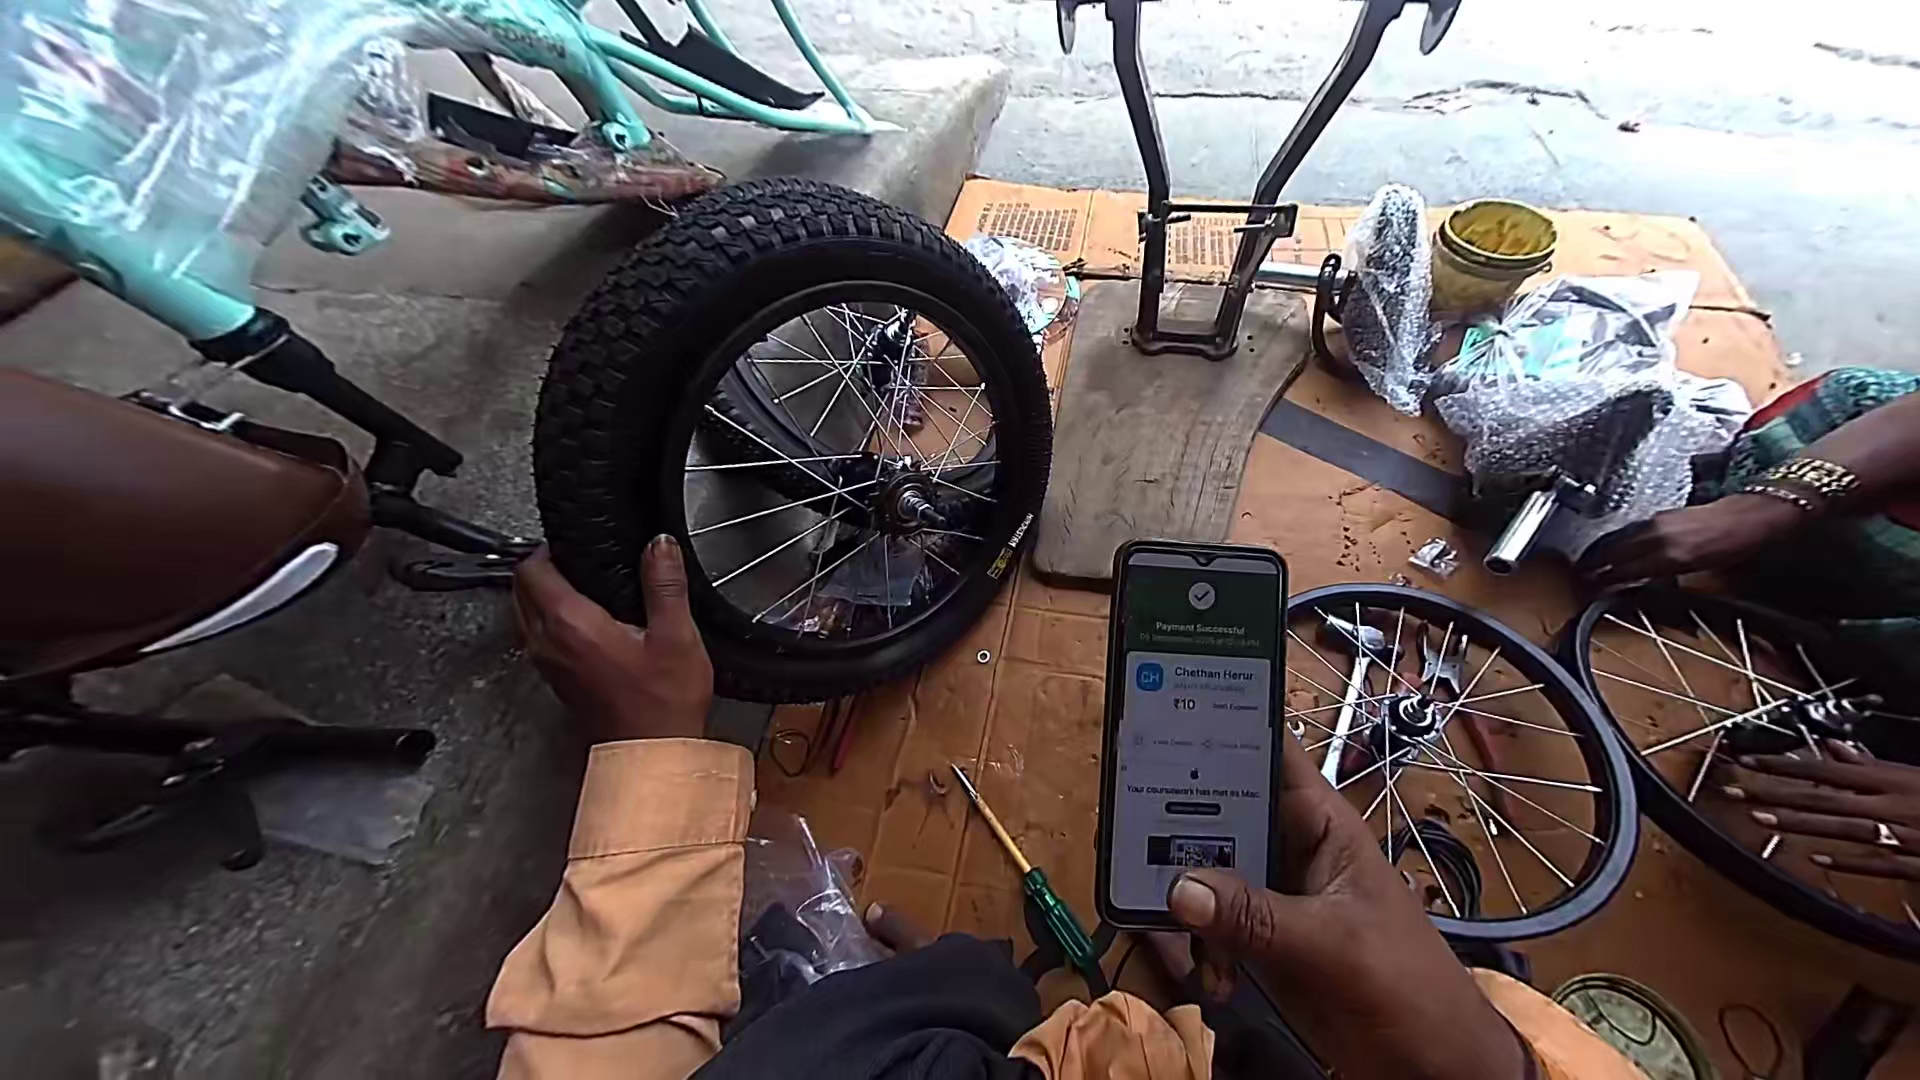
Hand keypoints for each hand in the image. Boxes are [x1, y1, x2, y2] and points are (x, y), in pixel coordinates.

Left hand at [512, 536, 712, 741]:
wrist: (652, 751)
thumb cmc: (664, 700)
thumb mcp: (676, 634)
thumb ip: (664, 584)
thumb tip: (660, 544)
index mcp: (571, 625)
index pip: (532, 570)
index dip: (550, 548)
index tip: (576, 542)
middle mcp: (547, 643)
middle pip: (521, 589)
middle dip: (543, 567)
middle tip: (579, 557)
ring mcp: (548, 664)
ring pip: (525, 613)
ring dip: (544, 593)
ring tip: (585, 583)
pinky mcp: (558, 679)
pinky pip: (538, 635)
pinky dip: (551, 617)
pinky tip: (588, 618)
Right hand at [1165, 732, 1528, 1079]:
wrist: (1436, 1075)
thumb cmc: (1410, 990)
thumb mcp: (1335, 946)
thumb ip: (1256, 916)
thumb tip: (1179, 888)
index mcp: (1315, 817)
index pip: (1263, 749)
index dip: (1218, 724)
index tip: (1161, 716)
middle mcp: (1283, 838)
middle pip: (1215, 804)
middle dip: (1175, 818)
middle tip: (1130, 826)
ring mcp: (1267, 882)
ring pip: (1204, 859)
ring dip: (1184, 889)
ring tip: (1175, 920)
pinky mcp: (1254, 924)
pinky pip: (1207, 910)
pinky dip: (1199, 938)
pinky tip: (1214, 974)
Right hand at [1577, 494, 1805, 585]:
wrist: (1756, 514)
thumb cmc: (1739, 544)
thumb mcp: (1703, 566)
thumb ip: (1665, 571)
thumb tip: (1636, 578)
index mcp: (1670, 556)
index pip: (1623, 570)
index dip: (1604, 580)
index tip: (1590, 586)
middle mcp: (1656, 539)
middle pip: (1610, 553)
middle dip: (1591, 564)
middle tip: (1579, 573)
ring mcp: (1654, 525)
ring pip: (1614, 540)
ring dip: (1598, 551)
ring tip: (1588, 560)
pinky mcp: (1656, 516)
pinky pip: (1626, 531)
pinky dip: (1614, 540)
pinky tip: (1612, 545)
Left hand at [1728, 740, 1919, 879]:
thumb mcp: (1918, 776)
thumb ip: (1874, 765)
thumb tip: (1831, 746)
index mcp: (1895, 782)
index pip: (1826, 770)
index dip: (1782, 765)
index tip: (1743, 762)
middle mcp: (1899, 806)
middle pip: (1823, 798)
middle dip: (1773, 794)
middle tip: (1729, 791)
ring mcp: (1917, 836)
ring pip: (1846, 829)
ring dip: (1799, 824)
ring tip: (1757, 818)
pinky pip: (1889, 864)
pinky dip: (1852, 863)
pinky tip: (1816, 860)